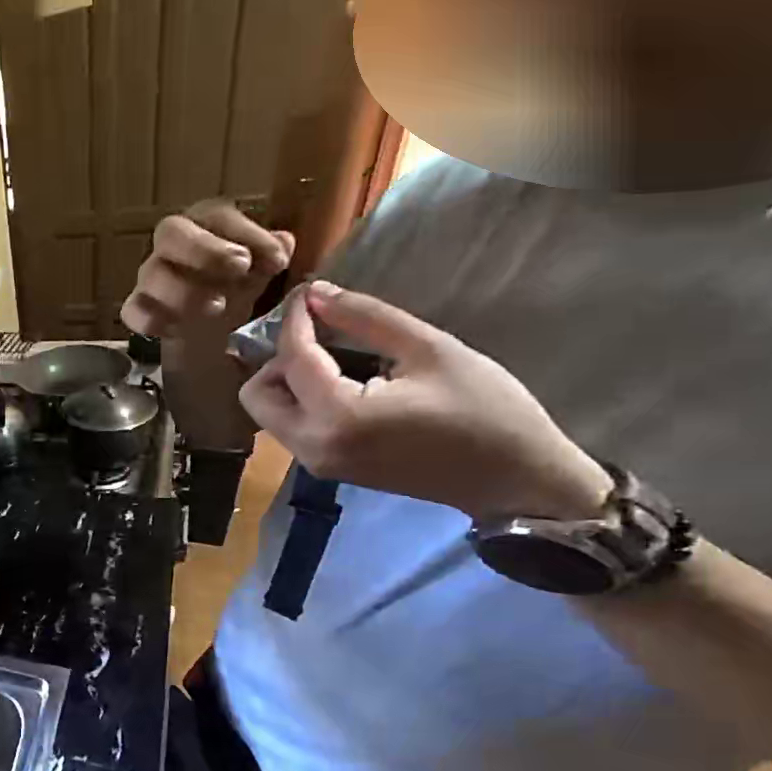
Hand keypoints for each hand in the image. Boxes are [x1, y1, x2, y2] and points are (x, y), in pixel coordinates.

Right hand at [122, 200, 294, 336]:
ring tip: (218, 309)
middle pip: (171, 232)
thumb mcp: (260, 270)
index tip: (278, 261)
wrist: (207, 328)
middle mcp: (171, 244)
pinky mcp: (137, 308)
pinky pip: (134, 311)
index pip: (219, 216)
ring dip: (185, 291)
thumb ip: (270, 256)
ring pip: (152, 274)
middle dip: (206, 250)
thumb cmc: (234, 285)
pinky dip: (154, 320)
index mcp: (205, 224)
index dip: (248, 234)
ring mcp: (150, 276)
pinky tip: (180, 330)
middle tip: (239, 267)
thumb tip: (284, 242)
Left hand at [238, 282, 613, 521]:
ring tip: (335, 355)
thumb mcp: (428, 349)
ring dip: (288, 380)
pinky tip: (342, 380)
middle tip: (320, 337)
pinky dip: (302, 400)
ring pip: (270, 414)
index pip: (291, 357)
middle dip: (278, 360)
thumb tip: (316, 294)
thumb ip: (364, 318)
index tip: (306, 291)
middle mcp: (313, 446)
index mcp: (338, 417)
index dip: (294, 318)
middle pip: (256, 395)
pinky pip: (292, 427)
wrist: (514, 479)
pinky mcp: (329, 469)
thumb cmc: (485, 409)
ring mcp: (318, 464)